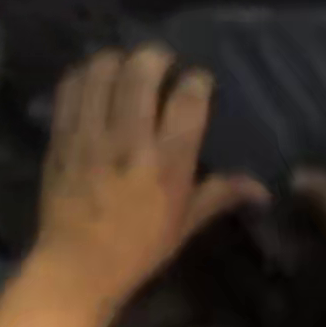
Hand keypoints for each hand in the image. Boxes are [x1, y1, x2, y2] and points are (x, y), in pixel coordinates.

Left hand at [27, 45, 264, 318]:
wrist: (76, 270)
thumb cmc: (140, 248)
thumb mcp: (187, 223)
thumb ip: (223, 194)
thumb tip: (264, 190)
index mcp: (169, 162)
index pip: (189, 99)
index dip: (197, 79)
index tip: (198, 81)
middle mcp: (131, 141)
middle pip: (142, 72)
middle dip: (156, 57)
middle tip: (161, 63)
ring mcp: (91, 137)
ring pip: (102, 72)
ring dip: (118, 60)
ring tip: (126, 67)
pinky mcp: (61, 140)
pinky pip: (69, 91)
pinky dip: (83, 76)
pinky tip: (94, 82)